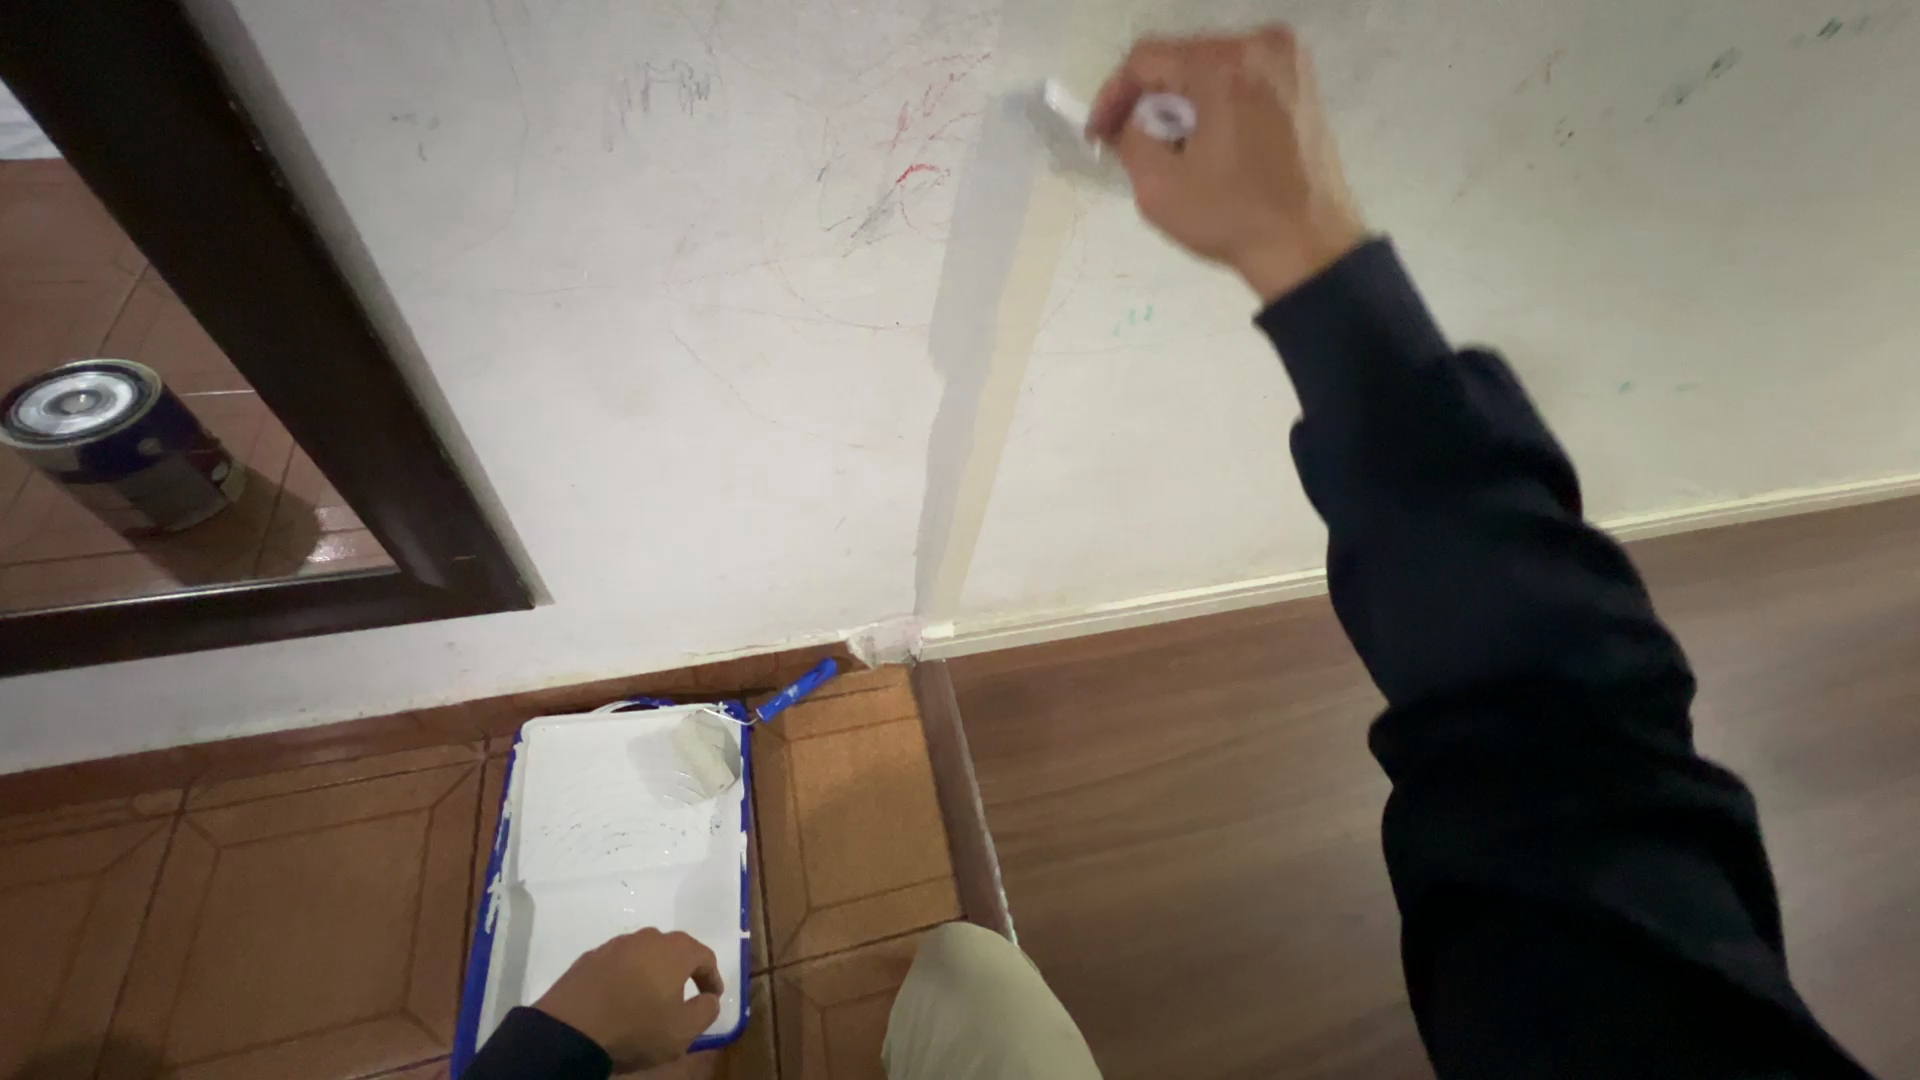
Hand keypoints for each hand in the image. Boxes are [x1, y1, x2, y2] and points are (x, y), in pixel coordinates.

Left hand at [533, 928, 723, 1071]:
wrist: (569, 1031)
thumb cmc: (634, 1028)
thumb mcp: (682, 1031)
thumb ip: (706, 1011)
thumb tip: (709, 999)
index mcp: (677, 950)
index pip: (705, 957)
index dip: (712, 978)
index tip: (711, 997)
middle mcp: (650, 937)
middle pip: (674, 951)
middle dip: (681, 972)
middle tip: (680, 996)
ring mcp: (617, 944)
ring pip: (644, 955)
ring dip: (650, 973)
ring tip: (645, 998)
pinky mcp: (589, 958)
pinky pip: (616, 965)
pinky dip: (622, 978)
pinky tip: (616, 999)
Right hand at [1088, 26, 1367, 302]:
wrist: (1307, 244)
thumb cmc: (1230, 217)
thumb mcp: (1159, 187)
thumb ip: (1130, 141)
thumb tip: (1128, 124)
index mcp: (1224, 65)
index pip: (1147, 58)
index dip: (1112, 95)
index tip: (1098, 135)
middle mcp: (1262, 45)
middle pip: (1182, 60)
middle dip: (1150, 102)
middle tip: (1131, 145)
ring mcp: (1289, 62)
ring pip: (1211, 71)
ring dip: (1182, 106)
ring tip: (1171, 151)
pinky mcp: (1302, 84)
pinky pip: (1241, 82)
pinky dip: (1215, 107)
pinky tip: (1206, 146)